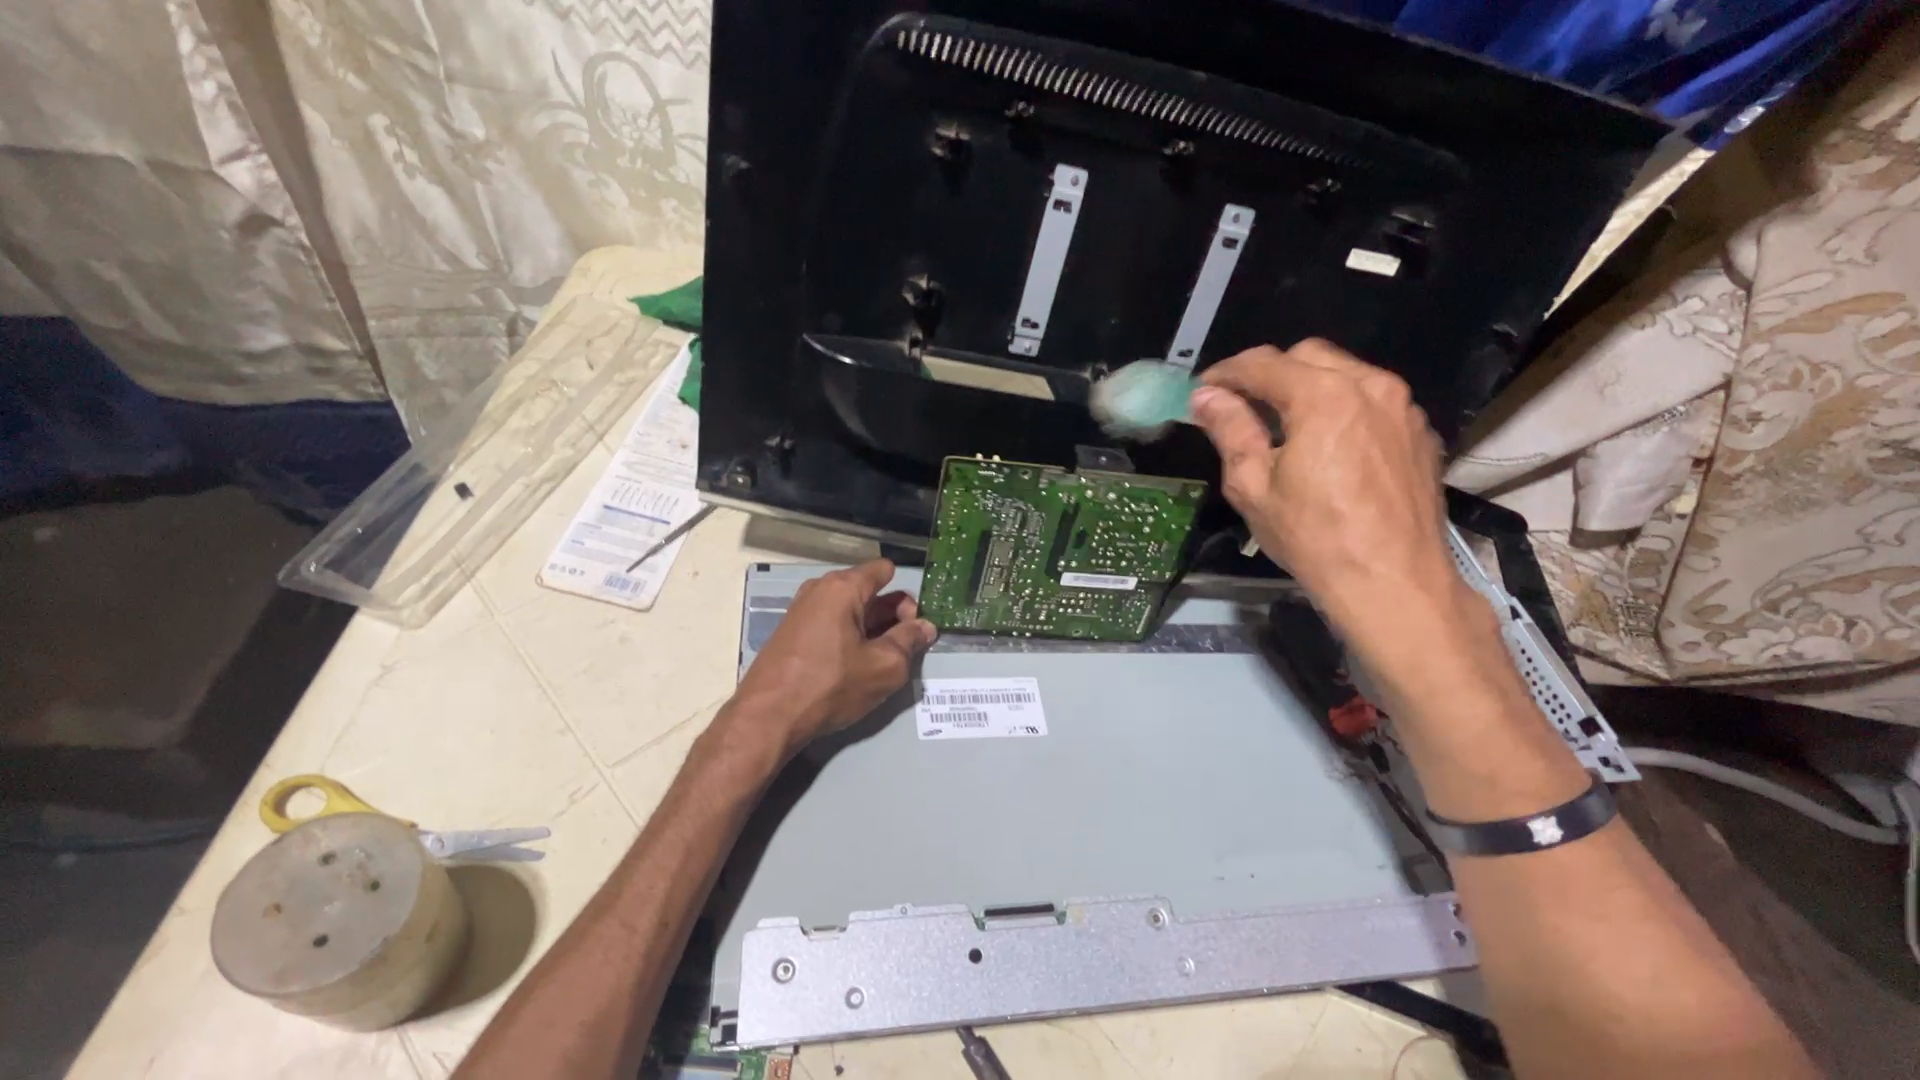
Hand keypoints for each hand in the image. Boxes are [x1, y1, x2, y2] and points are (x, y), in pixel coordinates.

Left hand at [729, 559, 937, 749]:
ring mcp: (802, 611)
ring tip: (885, 661)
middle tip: (907, 648)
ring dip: (872, 630)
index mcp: (843, 587)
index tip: (916, 624)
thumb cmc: (830, 685)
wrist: (768, 717)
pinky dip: (850, 638)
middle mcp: (820, 590)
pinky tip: (856, 667)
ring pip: (850, 611)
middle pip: (868, 591)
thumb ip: (909, 641)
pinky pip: (832, 625)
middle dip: (893, 615)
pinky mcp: (793, 634)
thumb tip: (925, 627)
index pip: (884, 570)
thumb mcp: (883, 667)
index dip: (907, 594)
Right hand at [1189, 341, 1467, 640]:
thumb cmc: (1315, 539)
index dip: (1227, 372)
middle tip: (1240, 406)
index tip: (1204, 390)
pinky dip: (1343, 407)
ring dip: (1308, 387)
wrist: (1395, 582)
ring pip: (1346, 374)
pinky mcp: (1420, 433)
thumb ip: (1231, 431)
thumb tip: (1207, 398)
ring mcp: (1403, 408)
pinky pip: (1373, 401)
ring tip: (1282, 425)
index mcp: (1324, 396)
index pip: (1264, 363)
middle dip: (1269, 373)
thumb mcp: (1254, 487)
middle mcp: (1371, 387)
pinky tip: (1327, 445)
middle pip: (1308, 356)